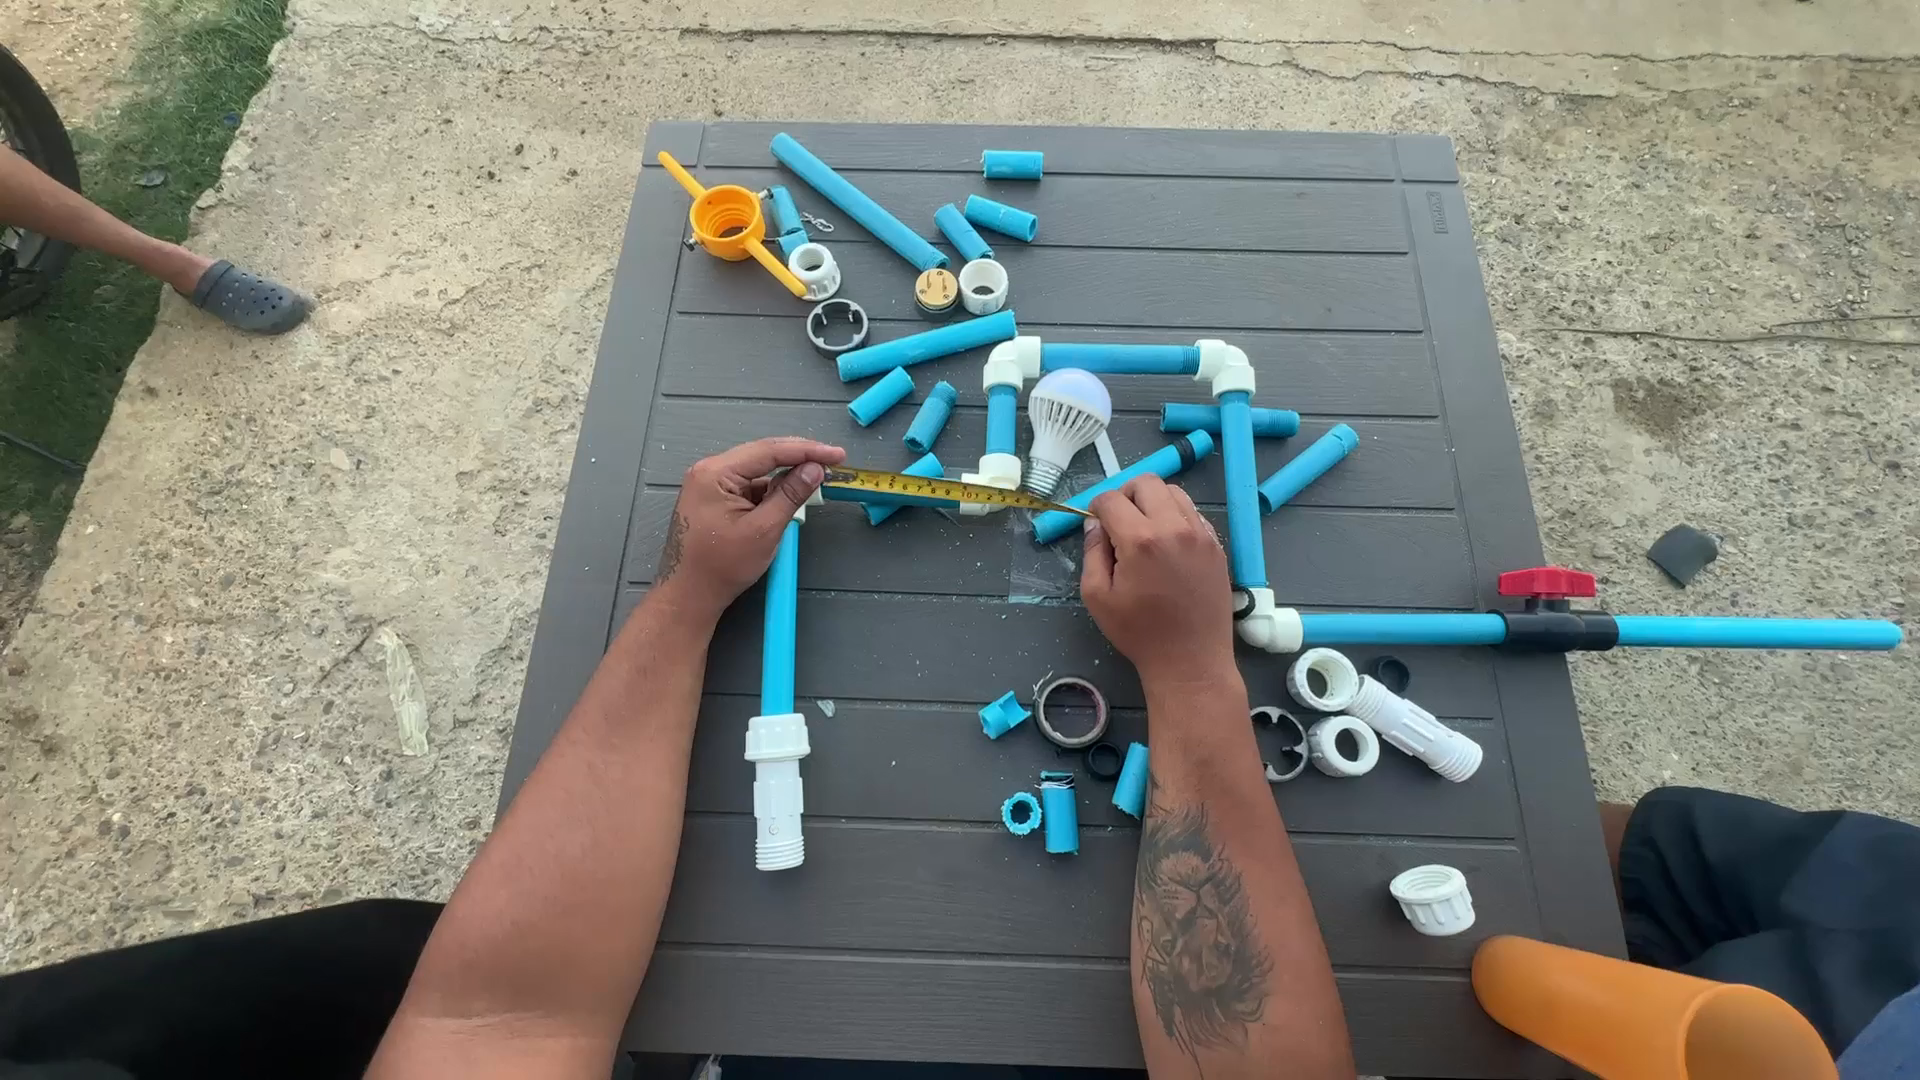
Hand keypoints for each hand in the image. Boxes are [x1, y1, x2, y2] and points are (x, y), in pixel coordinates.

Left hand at [654, 437, 846, 618]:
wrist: (689, 594)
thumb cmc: (722, 566)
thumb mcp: (764, 529)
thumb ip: (791, 495)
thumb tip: (814, 469)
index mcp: (715, 473)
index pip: (769, 450)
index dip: (807, 450)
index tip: (837, 454)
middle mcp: (709, 471)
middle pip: (763, 454)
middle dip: (799, 457)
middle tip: (832, 460)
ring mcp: (710, 484)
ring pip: (757, 470)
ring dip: (786, 473)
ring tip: (815, 477)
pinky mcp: (715, 498)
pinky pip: (750, 484)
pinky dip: (772, 489)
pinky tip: (790, 495)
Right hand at [1081, 475, 1236, 686]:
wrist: (1190, 660)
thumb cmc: (1138, 633)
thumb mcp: (1097, 597)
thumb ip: (1092, 553)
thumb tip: (1093, 525)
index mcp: (1139, 540)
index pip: (1111, 500)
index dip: (1095, 507)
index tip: (1094, 523)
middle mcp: (1173, 528)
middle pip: (1146, 483)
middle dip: (1125, 495)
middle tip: (1118, 521)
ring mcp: (1200, 535)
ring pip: (1174, 492)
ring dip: (1153, 501)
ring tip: (1144, 529)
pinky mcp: (1216, 546)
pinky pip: (1193, 514)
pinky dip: (1176, 517)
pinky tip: (1168, 543)